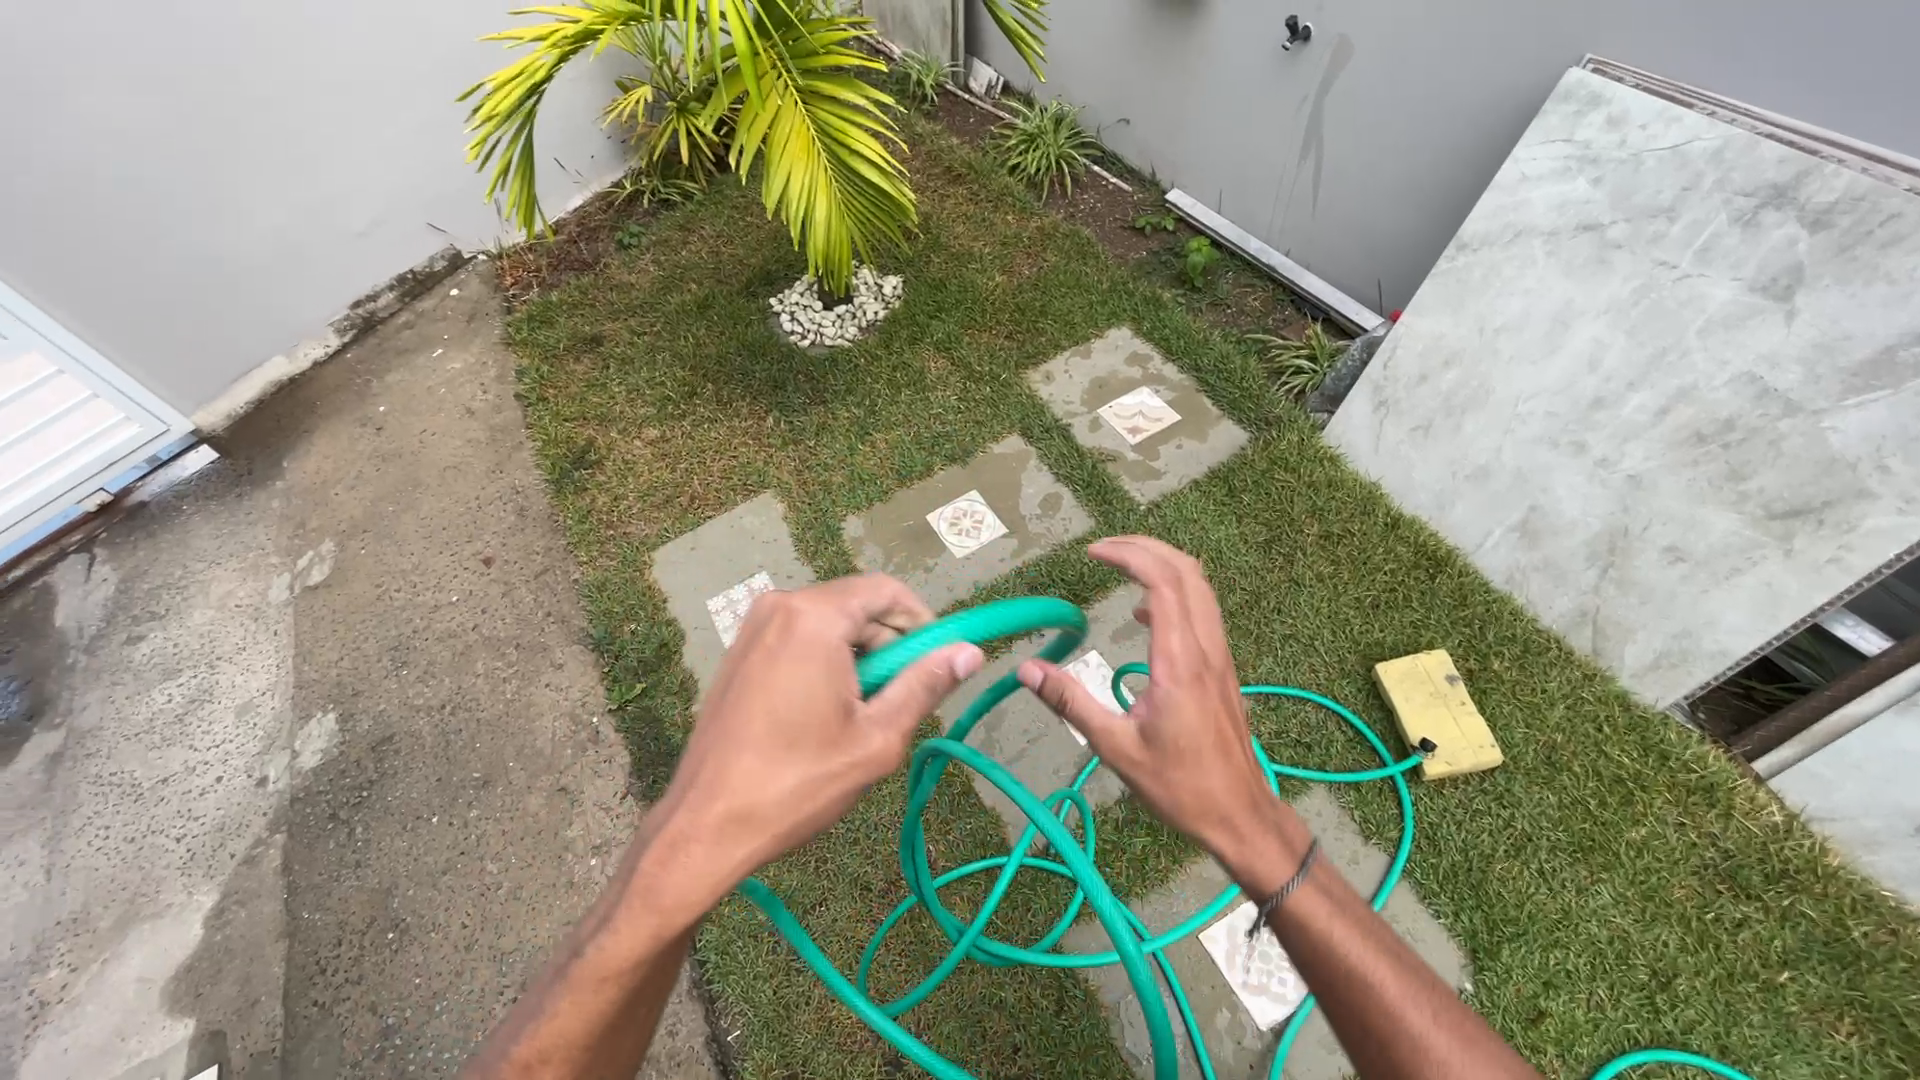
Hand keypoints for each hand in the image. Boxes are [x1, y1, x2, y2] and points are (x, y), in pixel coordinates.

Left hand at [653, 573, 983, 901]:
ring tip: (859, 719)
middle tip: (898, 704)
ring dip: (858, 661)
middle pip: (858, 607)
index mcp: (814, 616)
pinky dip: (825, 664)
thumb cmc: (797, 781)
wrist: (705, 824)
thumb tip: (970, 652)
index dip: (922, 622)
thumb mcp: (877, 737)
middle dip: (888, 648)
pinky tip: (822, 716)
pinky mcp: (740, 652)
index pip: (887, 591)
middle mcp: (780, 605)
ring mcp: (753, 627)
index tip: (936, 664)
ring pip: (830, 626)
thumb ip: (925, 685)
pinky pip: (800, 639)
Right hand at [1016, 537, 1305, 888]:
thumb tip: (1026, 669)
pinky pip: (1203, 611)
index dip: (1129, 555)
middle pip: (1187, 571)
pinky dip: (1175, 593)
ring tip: (1122, 566)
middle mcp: (1205, 648)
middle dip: (1146, 548)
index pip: (1162, 582)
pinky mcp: (1222, 669)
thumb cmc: (1178, 786)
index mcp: (1179, 661)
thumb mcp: (1115, 748)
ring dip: (1164, 565)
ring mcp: (1219, 656)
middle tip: (1104, 548)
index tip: (1093, 553)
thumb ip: (1071, 703)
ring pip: (1201, 588)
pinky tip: (1146, 614)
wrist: (1240, 815)